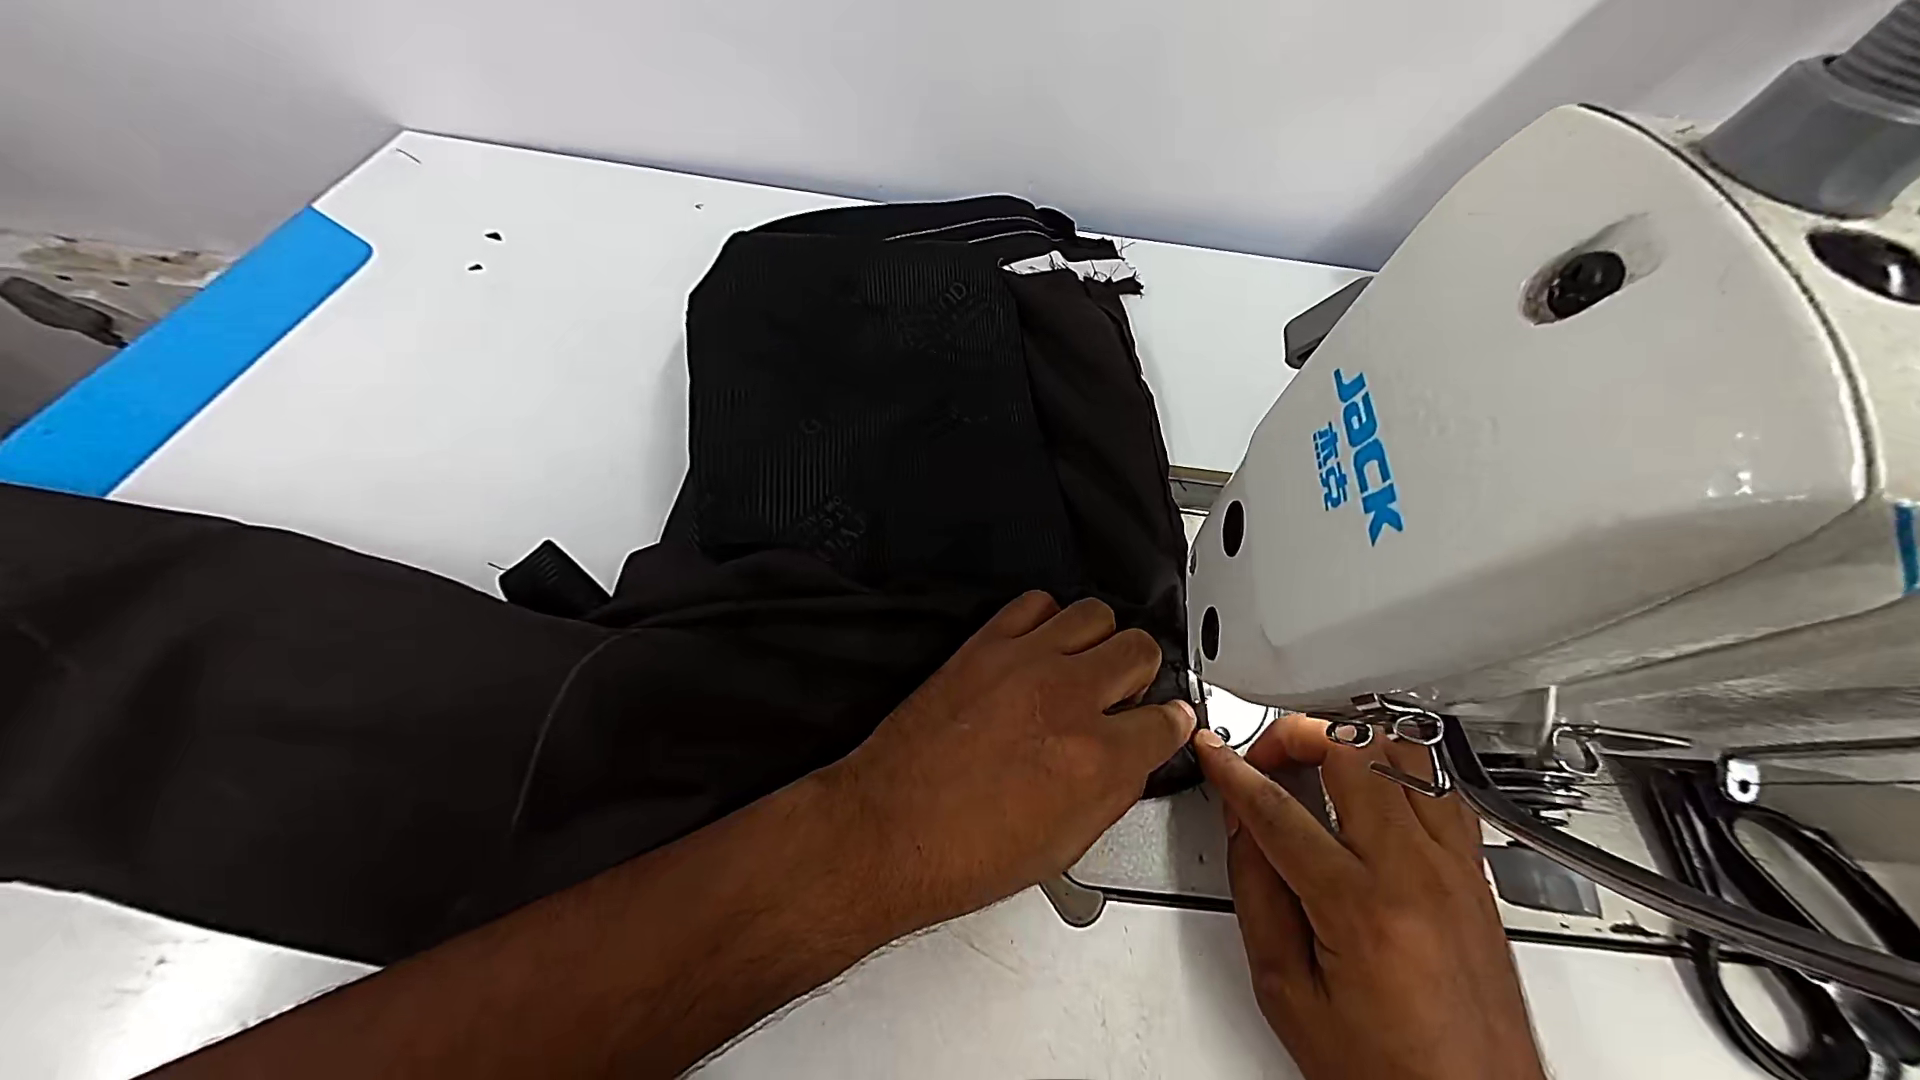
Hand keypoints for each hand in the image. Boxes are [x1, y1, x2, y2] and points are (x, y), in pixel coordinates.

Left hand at [820, 592, 1195, 929]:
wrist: (889, 829)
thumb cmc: (962, 851)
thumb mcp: (1065, 846)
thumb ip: (1114, 790)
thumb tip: (1133, 757)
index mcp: (1097, 759)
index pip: (1168, 719)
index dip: (1171, 723)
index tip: (1163, 721)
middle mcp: (1066, 699)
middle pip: (1140, 648)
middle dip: (1142, 672)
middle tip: (1123, 690)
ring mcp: (1022, 663)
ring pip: (1094, 613)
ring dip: (1099, 639)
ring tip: (1082, 664)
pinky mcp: (982, 646)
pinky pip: (1034, 602)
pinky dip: (1047, 619)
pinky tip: (1039, 645)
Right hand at [1192, 714, 1545, 1079]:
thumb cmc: (1390, 1073)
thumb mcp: (1285, 989)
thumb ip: (1255, 891)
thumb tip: (1242, 823)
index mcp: (1361, 908)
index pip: (1277, 808)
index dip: (1232, 769)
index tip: (1213, 751)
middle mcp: (1417, 876)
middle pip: (1351, 751)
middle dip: (1292, 733)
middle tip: (1264, 752)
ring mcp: (1455, 869)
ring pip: (1403, 752)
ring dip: (1347, 740)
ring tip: (1313, 755)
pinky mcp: (1475, 875)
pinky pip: (1440, 785)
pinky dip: (1394, 765)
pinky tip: (1367, 780)